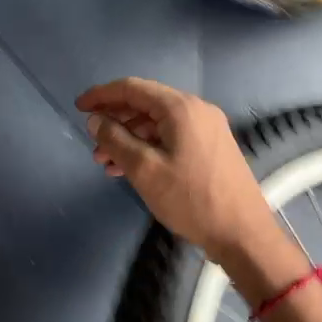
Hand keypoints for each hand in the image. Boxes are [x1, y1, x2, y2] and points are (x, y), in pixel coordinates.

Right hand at [75, 78, 276, 264]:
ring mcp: (207, 128)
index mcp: (180, 108)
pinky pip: (171, 136)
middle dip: (114, 120)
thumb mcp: (144, 170)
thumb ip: (115, 140)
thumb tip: (95, 120)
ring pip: (157, 123)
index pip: (132, 88)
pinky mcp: (211, 147)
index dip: (101, 95)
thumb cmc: (190, 199)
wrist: (242, 234)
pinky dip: (147, 146)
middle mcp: (196, 109)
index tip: (78, 107)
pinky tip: (130, 168)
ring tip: (105, 162)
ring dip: (129, 137)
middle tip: (91, 141)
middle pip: (145, 103)